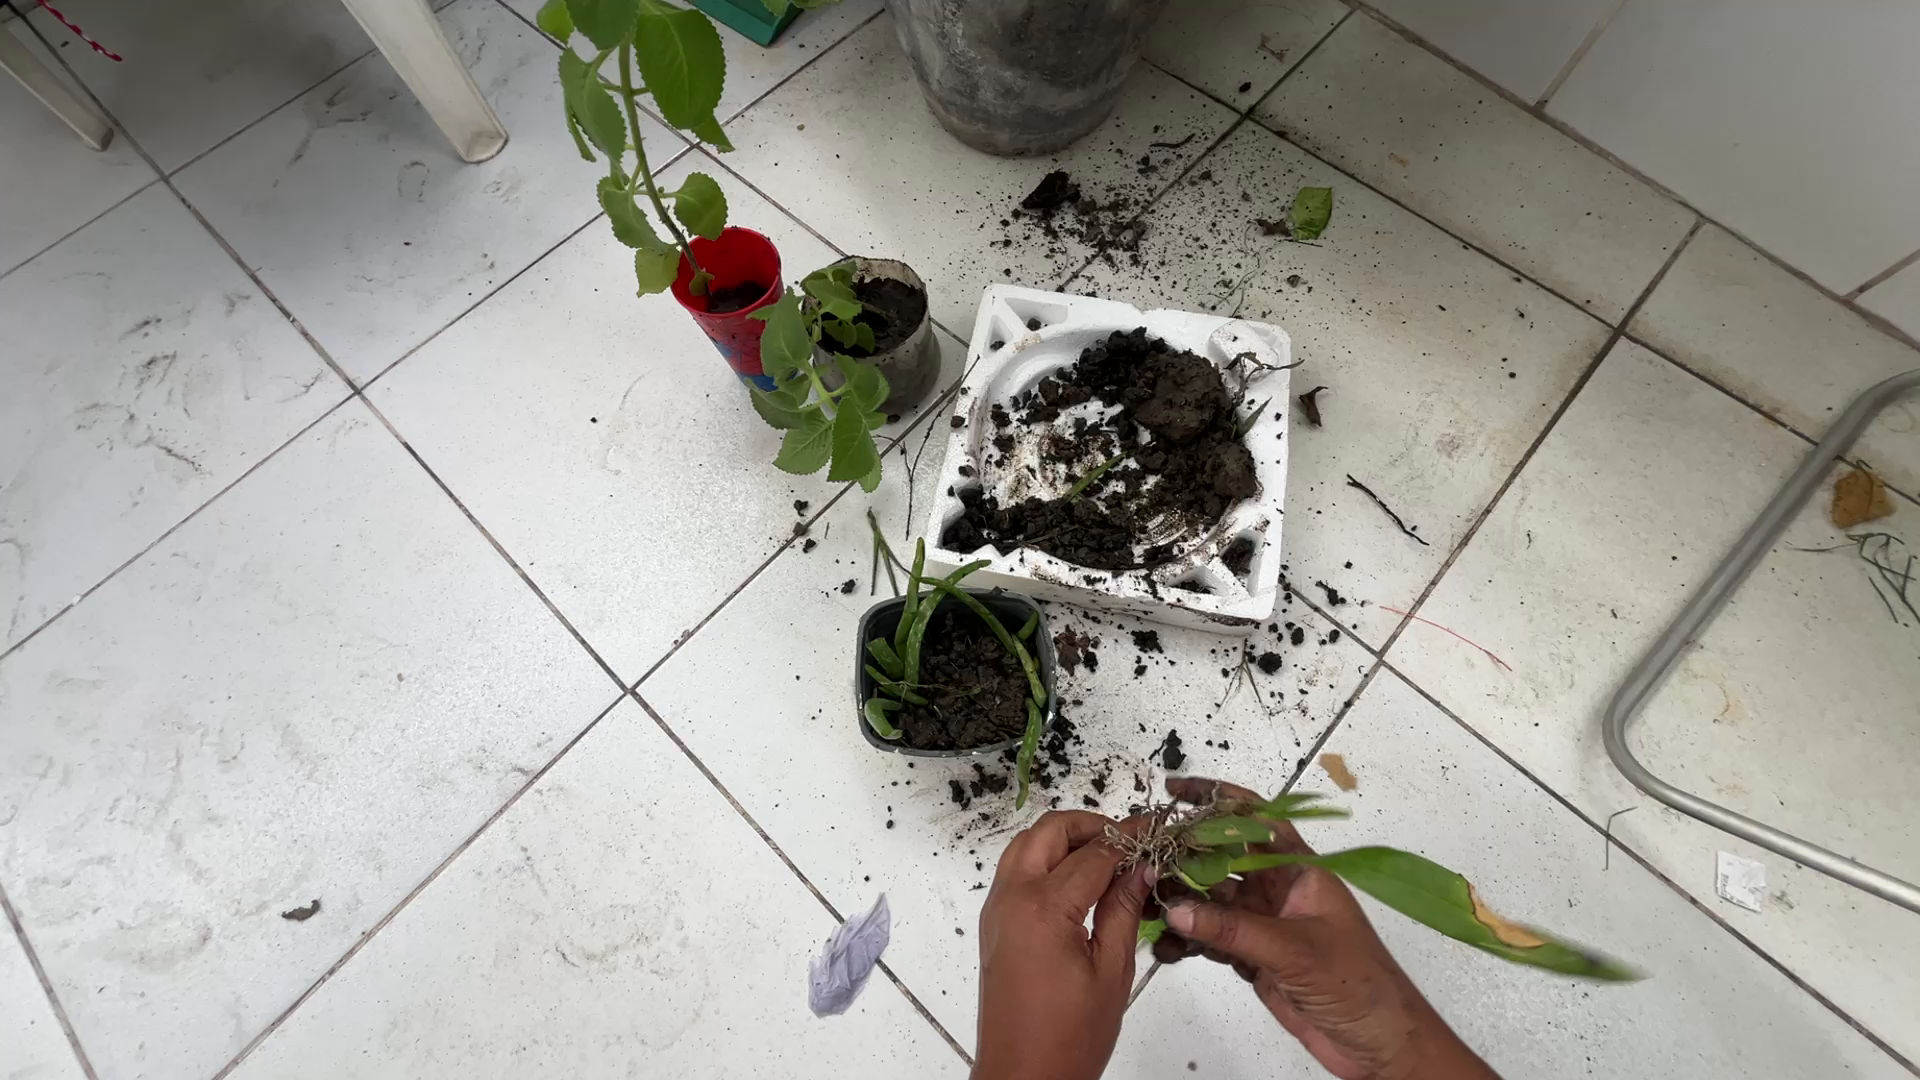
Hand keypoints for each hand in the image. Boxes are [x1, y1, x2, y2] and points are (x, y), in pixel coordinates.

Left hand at [973, 810, 1154, 1079]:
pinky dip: (1044, 856)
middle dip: (1090, 825)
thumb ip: (1124, 910)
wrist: (1021, 1078)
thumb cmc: (1070, 1036)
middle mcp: (1013, 893)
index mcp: (1044, 907)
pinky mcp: (993, 917)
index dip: (1127, 837)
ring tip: (1105, 856)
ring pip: (1028, 842)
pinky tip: (1076, 877)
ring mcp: (997, 903)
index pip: (1094, 853)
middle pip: (1050, 830)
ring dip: (1064, 837)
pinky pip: (1016, 866)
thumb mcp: (1111, 973)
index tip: (1153, 825)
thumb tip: (1142, 866)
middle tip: (1127, 841)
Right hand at [1154, 778, 1496, 1079]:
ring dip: (1180, 901)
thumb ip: (1232, 929)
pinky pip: (1211, 938)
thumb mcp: (1294, 950)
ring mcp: (1263, 921)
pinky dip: (1187, 941)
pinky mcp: (1253, 956)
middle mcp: (1276, 887)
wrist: (1385, 1053)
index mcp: (1297, 868)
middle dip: (1183, 853)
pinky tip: (1165, 947)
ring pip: (1210, 899)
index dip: (1214, 797)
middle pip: (1221, 856)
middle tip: (1144, 855)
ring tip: (1147, 905)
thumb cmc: (1360, 986)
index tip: (1174, 791)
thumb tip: (1175, 909)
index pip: (1253, 816)